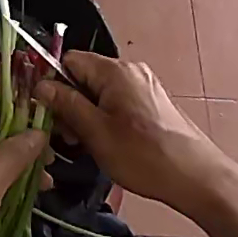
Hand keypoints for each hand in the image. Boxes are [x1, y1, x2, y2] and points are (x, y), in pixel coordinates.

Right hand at [32, 52, 235, 218]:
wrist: (196, 176)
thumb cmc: (142, 155)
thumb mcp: (95, 132)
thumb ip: (66, 104)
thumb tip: (41, 85)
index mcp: (114, 70)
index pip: (69, 60)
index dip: (53, 83)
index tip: (47, 112)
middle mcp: (129, 69)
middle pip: (85, 76)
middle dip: (71, 103)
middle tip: (68, 137)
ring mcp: (143, 84)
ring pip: (101, 91)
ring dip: (87, 114)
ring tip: (88, 144)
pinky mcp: (152, 101)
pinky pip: (118, 100)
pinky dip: (106, 117)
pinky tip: (108, 143)